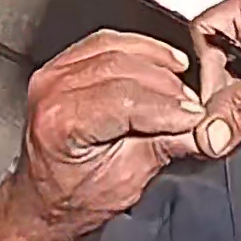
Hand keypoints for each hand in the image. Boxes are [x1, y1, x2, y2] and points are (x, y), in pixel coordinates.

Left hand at [0, 30, 205, 240]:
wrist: (41, 199)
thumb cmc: (73, 200)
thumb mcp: (125, 182)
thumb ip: (162, 147)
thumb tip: (199, 130)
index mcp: (59, 122)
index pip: (123, 99)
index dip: (165, 106)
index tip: (195, 115)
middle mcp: (51, 89)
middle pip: (120, 68)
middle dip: (165, 84)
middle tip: (193, 103)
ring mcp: (54, 71)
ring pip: (115, 47)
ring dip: (155, 59)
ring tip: (181, 78)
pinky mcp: (63, 61)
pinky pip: (106, 41)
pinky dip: (137, 47)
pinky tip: (158, 59)